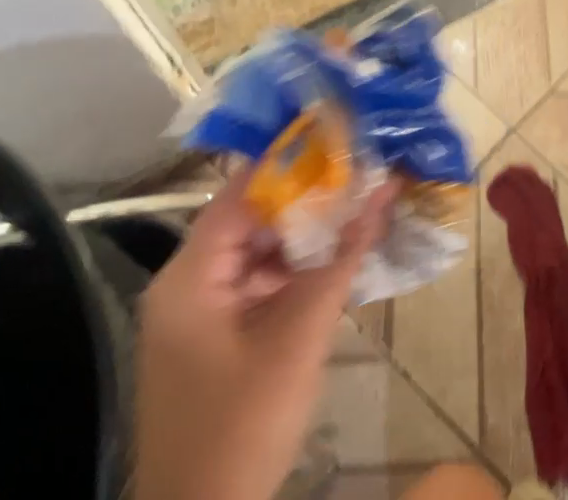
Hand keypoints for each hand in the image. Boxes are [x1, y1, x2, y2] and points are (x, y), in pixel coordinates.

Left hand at [133, 171, 393, 499]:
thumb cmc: (245, 424)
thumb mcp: (300, 337)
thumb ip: (340, 261)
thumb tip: (382, 192)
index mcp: (190, 276)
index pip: (240, 195)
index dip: (291, 165)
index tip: (343, 142)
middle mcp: (185, 285)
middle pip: (248, 223)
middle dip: (306, 203)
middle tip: (363, 181)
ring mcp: (195, 315)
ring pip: (254, 256)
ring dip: (303, 242)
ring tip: (358, 217)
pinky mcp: (210, 340)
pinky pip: (253, 289)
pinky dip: (290, 277)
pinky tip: (334, 270)